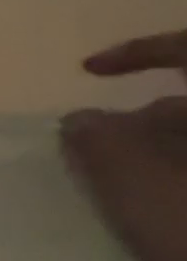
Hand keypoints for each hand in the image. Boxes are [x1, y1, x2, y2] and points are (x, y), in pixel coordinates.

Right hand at [61, 31, 186, 260]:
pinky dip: (180, 182)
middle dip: (148, 122)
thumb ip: (96, 138)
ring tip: (126, 189)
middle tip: (101, 154)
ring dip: (166, 156)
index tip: (89, 71)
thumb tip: (83, 118)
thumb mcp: (131, 178)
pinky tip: (163, 208)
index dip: (140, 51)